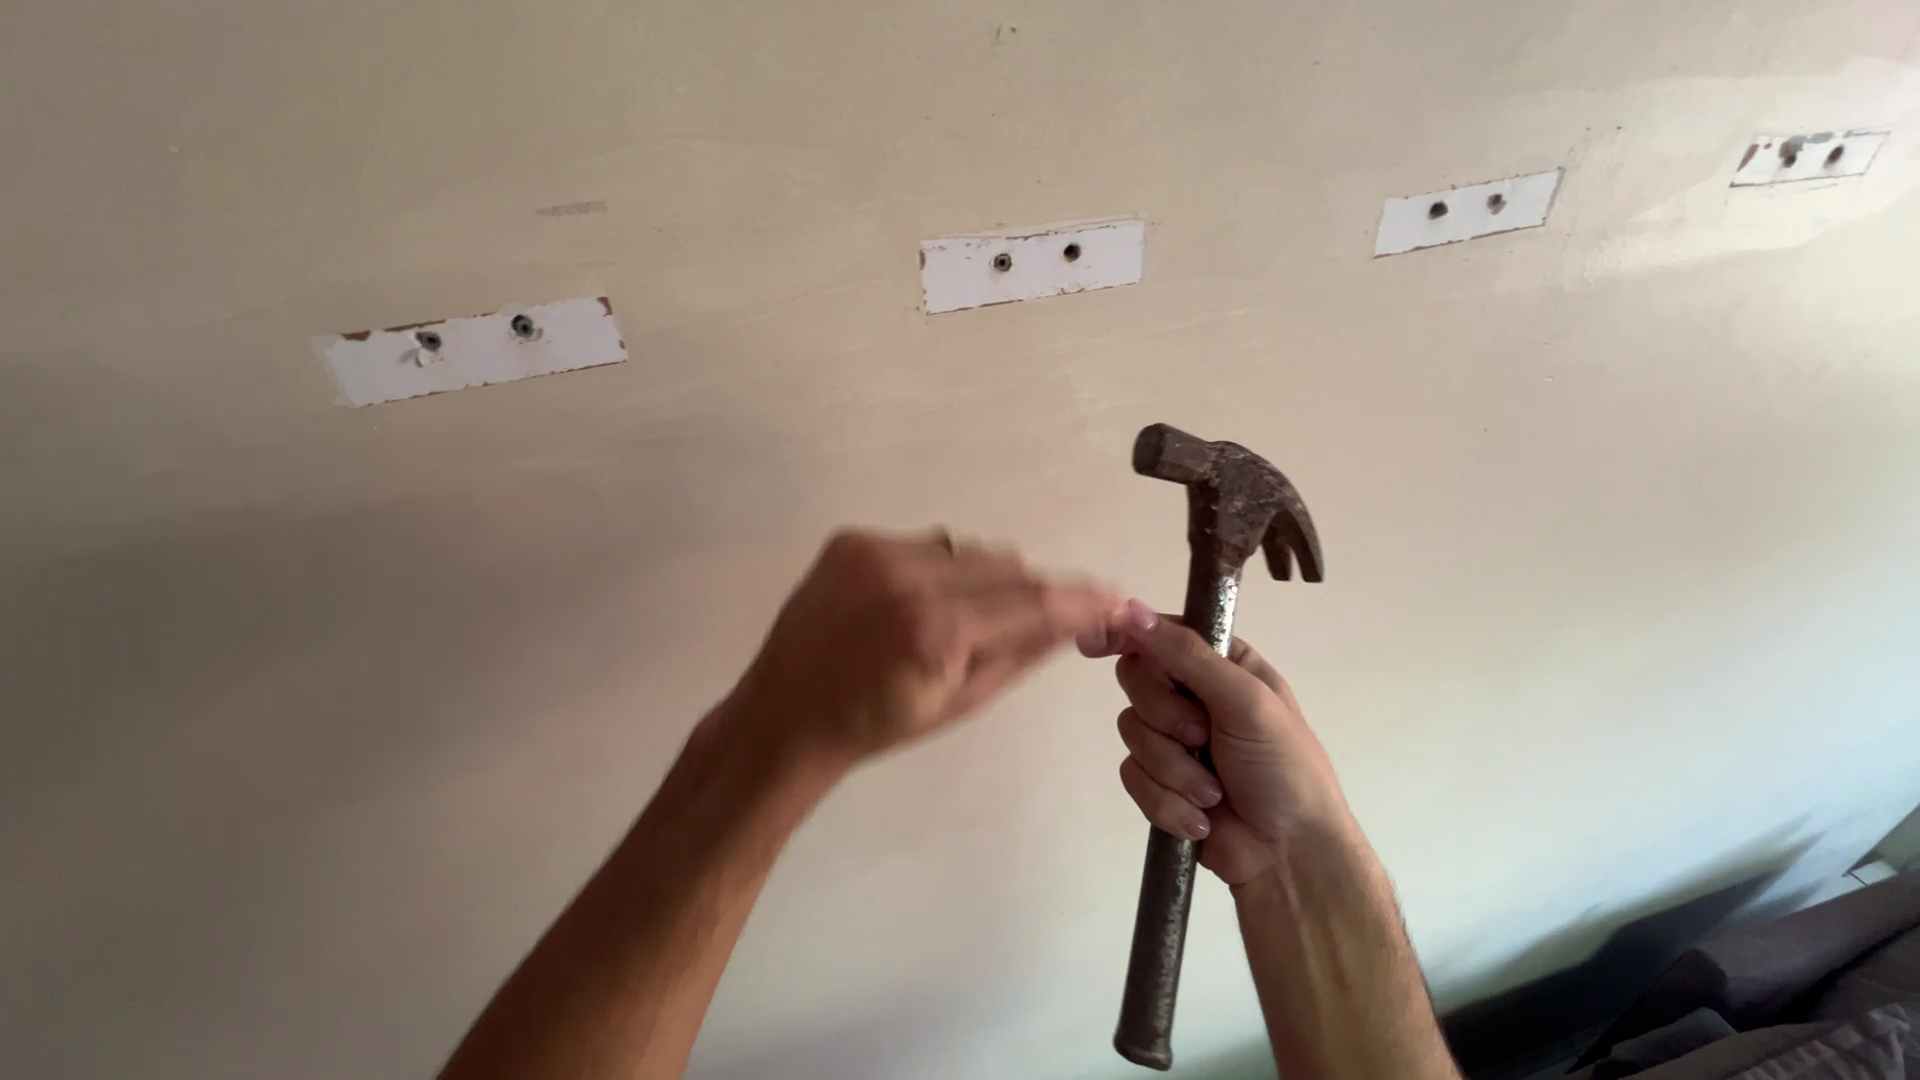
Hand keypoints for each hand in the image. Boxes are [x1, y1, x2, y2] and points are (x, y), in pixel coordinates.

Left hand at [725, 528, 1125, 764]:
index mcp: (936, 630)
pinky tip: (912, 603)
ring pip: (965, 550)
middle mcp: (908, 577)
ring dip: (980, 578)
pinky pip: (923, 545)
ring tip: (956, 618)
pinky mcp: (852, 540)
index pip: (1032, 601)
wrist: (787, 714)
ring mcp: (875, 551)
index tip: (1115, 598)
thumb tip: (1077, 620)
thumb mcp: (962, 702)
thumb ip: (1023, 653)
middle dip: (1027, 590)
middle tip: (1030, 619)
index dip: (1080, 599)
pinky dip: (936, 571)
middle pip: (1004, 564)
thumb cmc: (879, 725)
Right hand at [1082, 603, 1353, 885]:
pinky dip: (1167, 800)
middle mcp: (1193, 695)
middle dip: (1165, 716)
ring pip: (1132, 731)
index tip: (1095, 642)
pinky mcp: (1158, 781)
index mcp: (1222, 665)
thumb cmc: (1284, 770)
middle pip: (1136, 679)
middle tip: (1201, 736)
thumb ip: (1188, 655)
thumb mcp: (1246, 702)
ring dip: (1174, 769)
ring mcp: (1173, 740)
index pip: (1162, 634)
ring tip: (1213, 792)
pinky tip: (1200, 817)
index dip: (1129, 634)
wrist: (1289, 860)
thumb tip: (1133, 609)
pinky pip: (1132, 775)